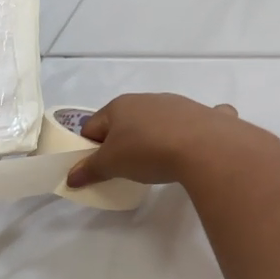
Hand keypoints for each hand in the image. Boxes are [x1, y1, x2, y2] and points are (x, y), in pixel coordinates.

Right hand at [65, 93, 261, 188]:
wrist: (209, 149)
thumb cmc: (148, 152)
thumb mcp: (110, 165)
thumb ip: (88, 170)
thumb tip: (70, 179)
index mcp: (119, 106)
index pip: (92, 127)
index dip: (91, 148)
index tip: (100, 166)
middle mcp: (147, 99)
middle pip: (124, 123)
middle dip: (122, 142)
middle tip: (126, 166)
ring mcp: (180, 104)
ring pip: (157, 121)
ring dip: (153, 136)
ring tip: (158, 161)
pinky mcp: (207, 114)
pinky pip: (195, 119)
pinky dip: (193, 129)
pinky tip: (196, 143)